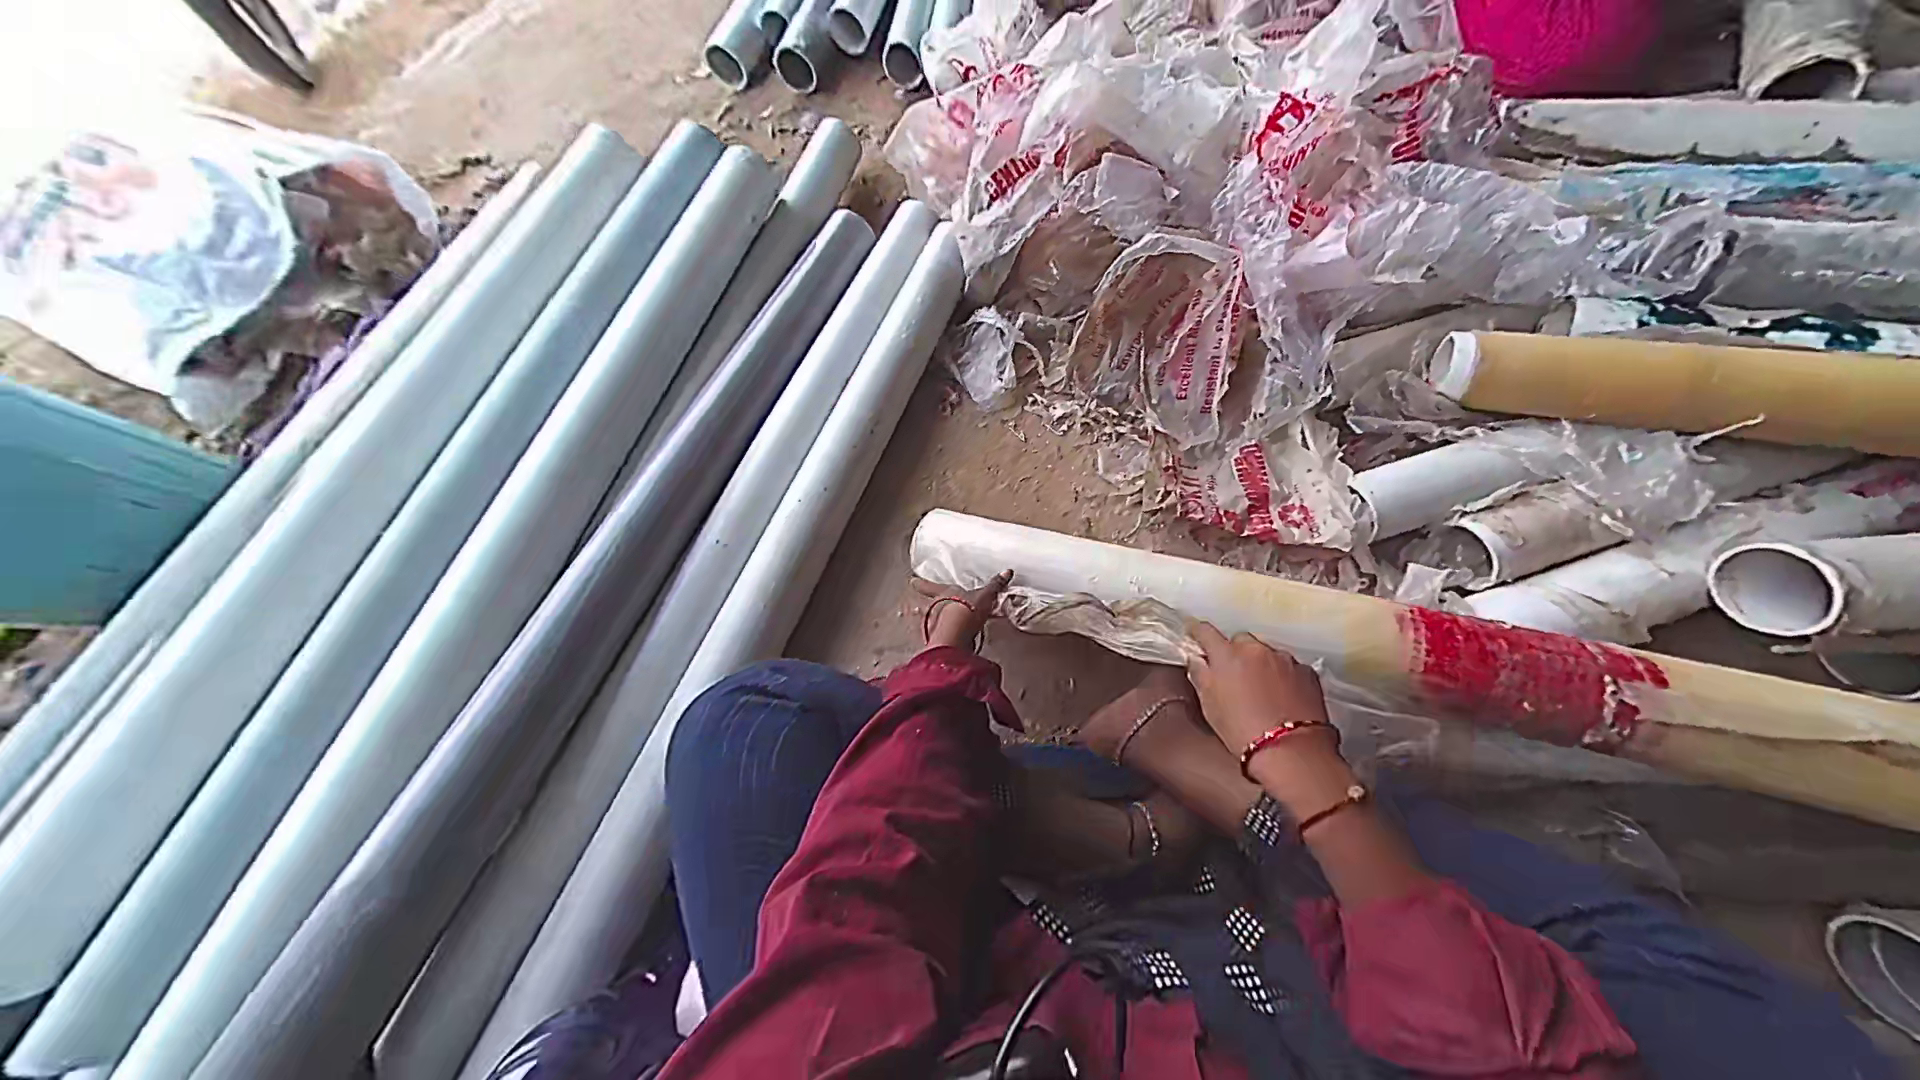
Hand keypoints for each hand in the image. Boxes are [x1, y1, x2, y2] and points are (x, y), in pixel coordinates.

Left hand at [913, 571, 1012, 651]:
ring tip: (939, 627)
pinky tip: (950, 641)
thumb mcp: (984, 595)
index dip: (922, 583)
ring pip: (931, 622)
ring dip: (934, 624)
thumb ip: (995, 585)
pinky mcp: (940, 641)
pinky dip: (944, 637)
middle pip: (927, 606)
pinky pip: (941, 636)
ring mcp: (935, 625)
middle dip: (925, 607)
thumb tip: (1007, 572)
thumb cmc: (967, 609)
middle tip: (920, 607)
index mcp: (944, 592)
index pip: (930, 586)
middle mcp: (935, 608)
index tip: (912, 580)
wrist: (958, 635)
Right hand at [1186, 621, 1349, 815]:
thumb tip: (1197, 661)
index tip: (1194, 633)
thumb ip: (1200, 675)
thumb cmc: (1243, 731)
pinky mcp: (1307, 673)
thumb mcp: (1209, 705)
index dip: (1197, 632)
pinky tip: (1280, 697)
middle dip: (1234, 653)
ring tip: (1259, 692)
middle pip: (1240, 641)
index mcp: (1227, 655)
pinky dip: (1282, 676)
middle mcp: (1256, 650)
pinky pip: (1288, 666)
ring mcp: (1284, 660)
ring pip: (1266, 653)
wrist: (1291, 752)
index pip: (1206, 632)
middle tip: (1231, 676)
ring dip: (1260, 665)